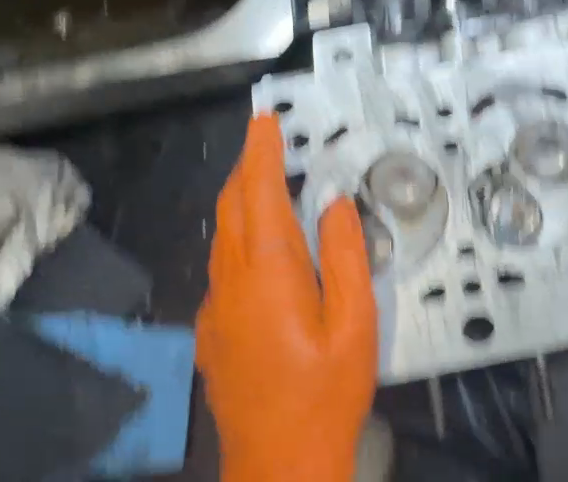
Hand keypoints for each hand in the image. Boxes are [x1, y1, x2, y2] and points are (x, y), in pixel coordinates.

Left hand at [197, 113, 376, 481]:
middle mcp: (232, 282)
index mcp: (270, 273)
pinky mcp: (211, 332)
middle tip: (267, 139)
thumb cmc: (327, 391)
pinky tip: (260, 248)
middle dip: (246, 167)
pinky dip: (237, 237)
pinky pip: (221, 267)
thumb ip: (345, 255)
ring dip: (240, 199)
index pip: (260, 194)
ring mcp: (215, 308)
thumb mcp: (356, 322)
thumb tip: (334, 204)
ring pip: (221, 236)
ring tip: (266, 179)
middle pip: (231, 207)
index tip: (266, 120)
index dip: (262, 152)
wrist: (279, 465)